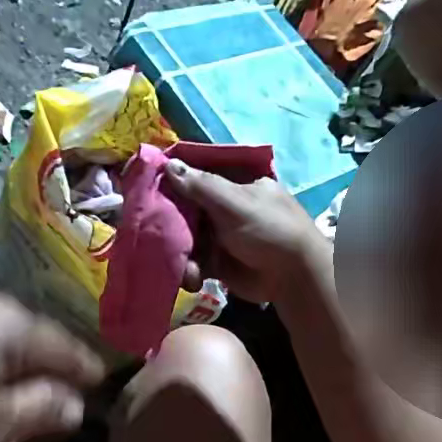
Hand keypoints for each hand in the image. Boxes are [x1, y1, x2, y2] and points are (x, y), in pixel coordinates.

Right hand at [167, 159, 328, 304]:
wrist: (293, 278)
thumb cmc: (268, 230)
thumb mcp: (234, 202)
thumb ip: (201, 185)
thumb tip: (168, 164)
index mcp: (234, 184)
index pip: (197, 174)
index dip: (173, 178)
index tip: (148, 182)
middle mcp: (224, 207)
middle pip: (185, 206)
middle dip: (170, 220)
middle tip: (152, 227)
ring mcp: (219, 234)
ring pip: (184, 235)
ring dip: (179, 249)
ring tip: (182, 262)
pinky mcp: (215, 260)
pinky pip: (191, 260)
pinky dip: (189, 269)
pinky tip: (192, 277)